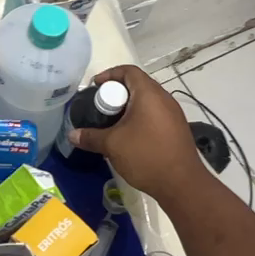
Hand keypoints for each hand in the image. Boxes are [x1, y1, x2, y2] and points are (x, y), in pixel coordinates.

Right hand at [67, 65, 208, 197]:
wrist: (182, 183)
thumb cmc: (146, 155)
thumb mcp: (112, 145)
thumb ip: (90, 137)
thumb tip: (72, 135)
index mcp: (149, 94)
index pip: (129, 71)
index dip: (110, 74)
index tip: (95, 86)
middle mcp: (164, 99)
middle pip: (138, 85)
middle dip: (117, 93)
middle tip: (101, 107)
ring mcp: (173, 114)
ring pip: (147, 101)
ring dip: (128, 107)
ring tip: (112, 123)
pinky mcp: (177, 129)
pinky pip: (155, 114)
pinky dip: (140, 118)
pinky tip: (129, 137)